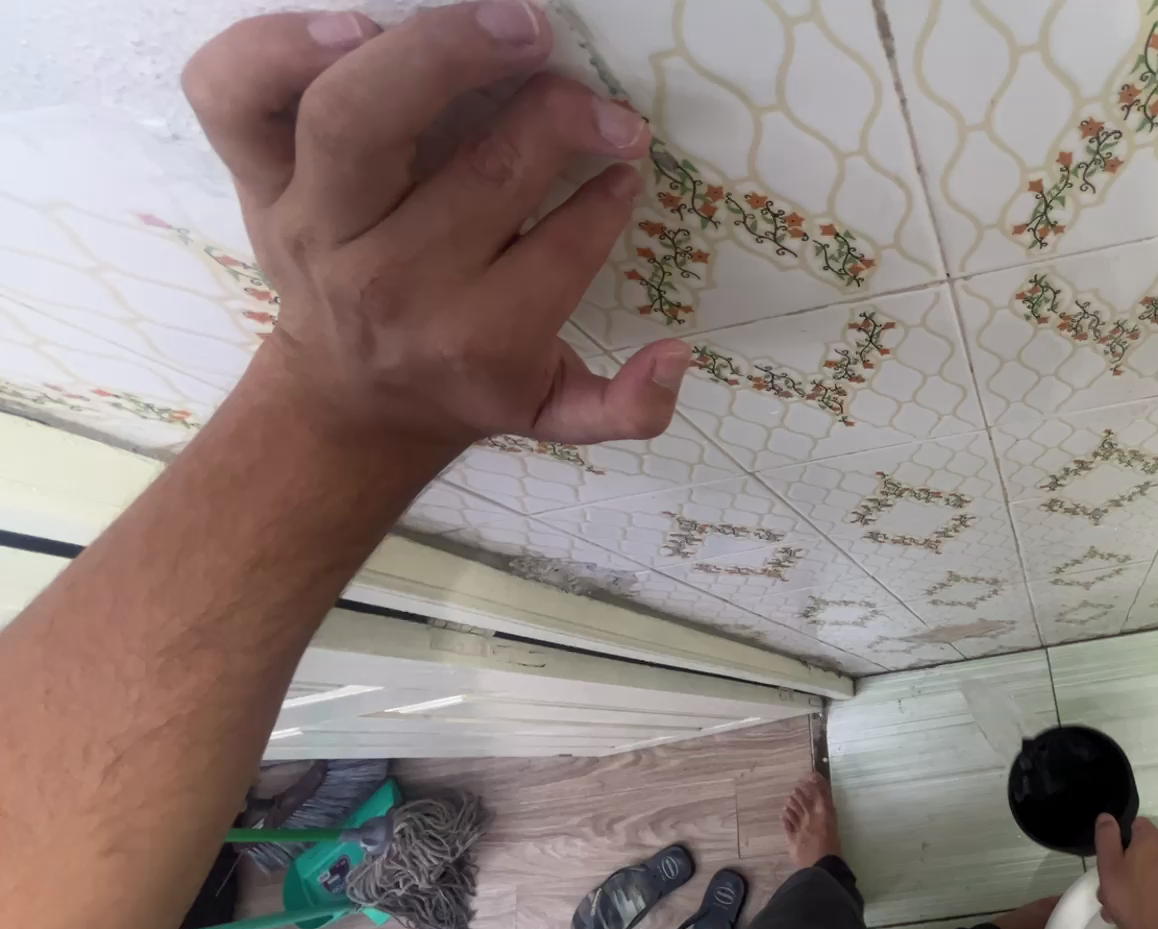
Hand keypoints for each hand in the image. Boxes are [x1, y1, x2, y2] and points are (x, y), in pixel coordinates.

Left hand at [181, 1, 689, 452]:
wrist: (355, 399)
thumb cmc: (474, 390)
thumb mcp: (562, 419)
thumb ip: (632, 408)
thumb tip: (679, 352)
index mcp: (483, 336)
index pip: (562, 247)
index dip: (606, 202)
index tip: (629, 168)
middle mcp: (400, 281)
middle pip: (486, 176)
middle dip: (561, 122)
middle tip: (608, 105)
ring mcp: (318, 226)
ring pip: (361, 117)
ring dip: (443, 54)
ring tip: (518, 27)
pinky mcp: (256, 183)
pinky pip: (236, 95)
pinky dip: (280, 43)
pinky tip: (362, 26)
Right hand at [1094, 814, 1157, 928]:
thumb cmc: (1133, 903)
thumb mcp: (1108, 868)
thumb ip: (1106, 838)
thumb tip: (1107, 816)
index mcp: (1153, 841)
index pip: (1138, 826)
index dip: (1124, 840)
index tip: (1115, 861)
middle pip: (1150, 853)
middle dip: (1134, 869)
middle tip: (1119, 894)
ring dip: (1149, 885)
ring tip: (1134, 912)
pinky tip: (1156, 918)